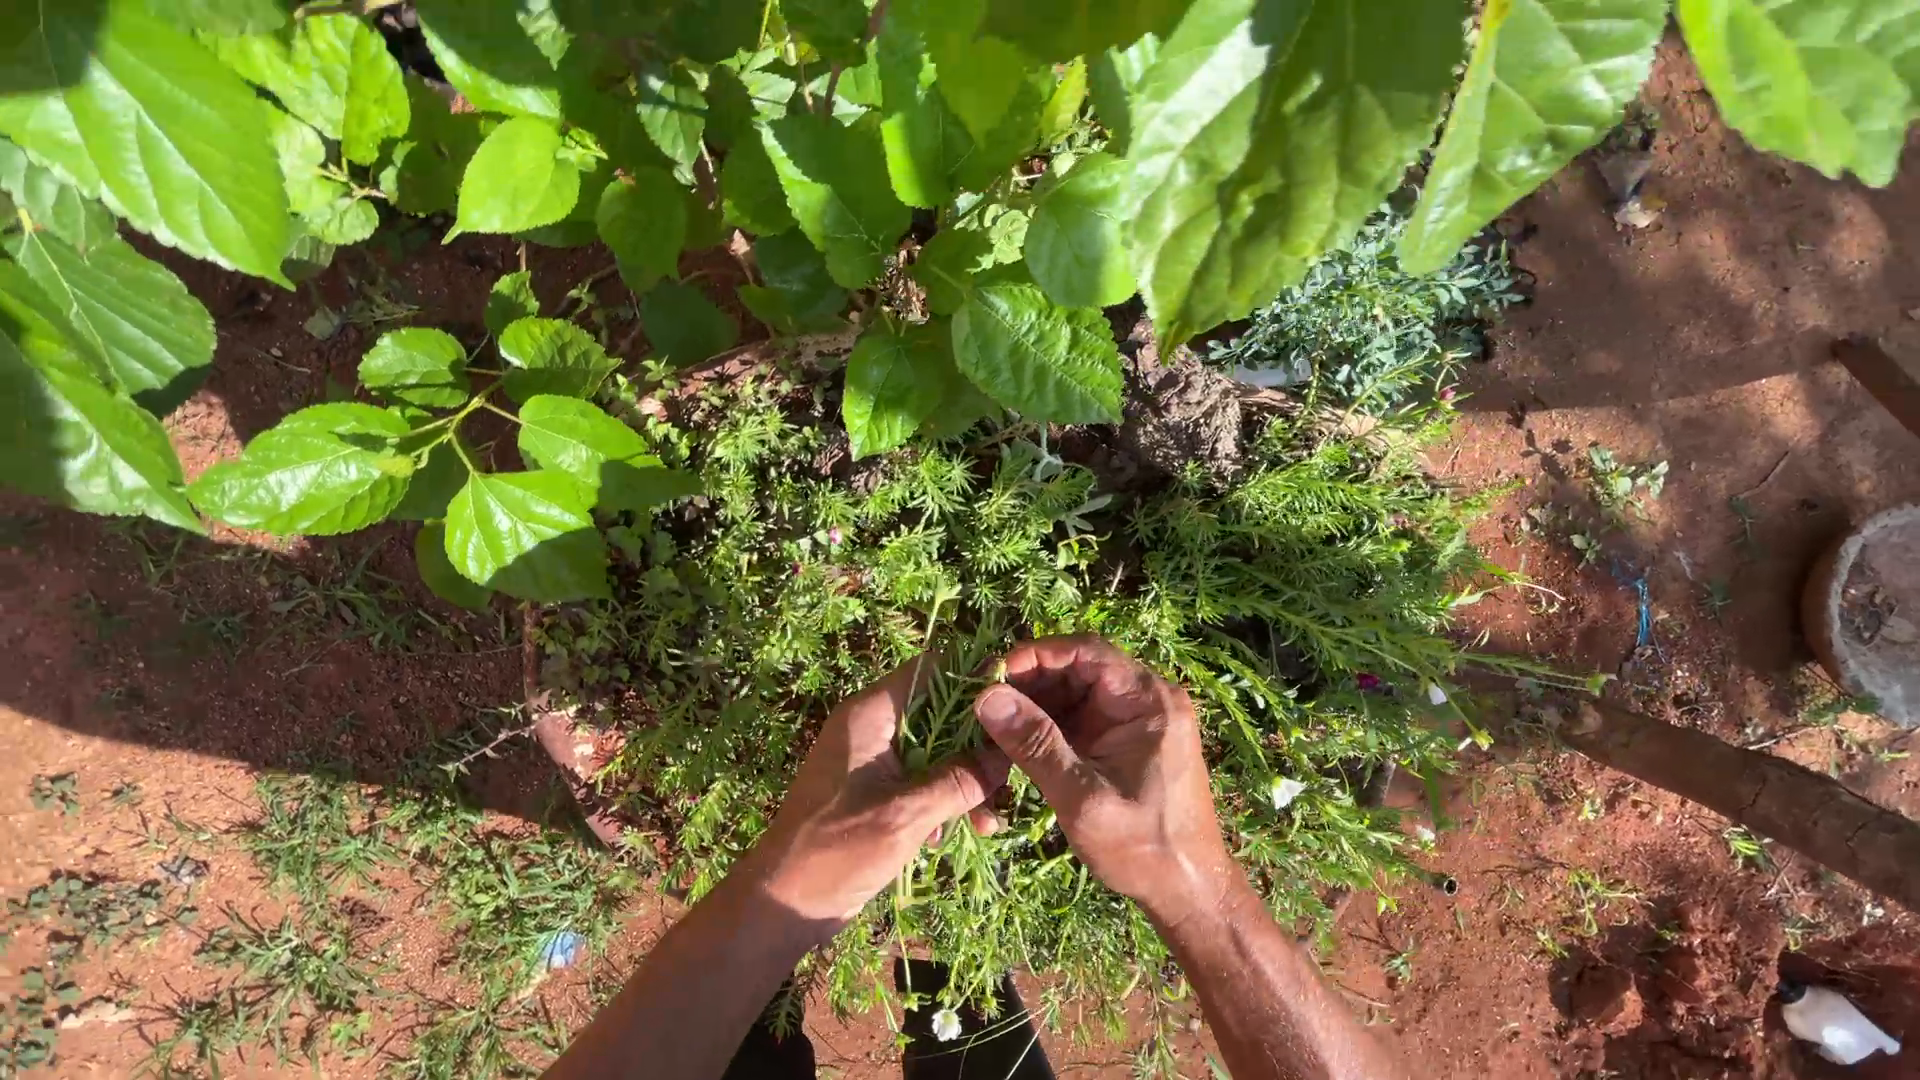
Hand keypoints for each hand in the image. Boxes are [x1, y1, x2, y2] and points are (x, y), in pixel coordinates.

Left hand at [743, 655, 1007, 929]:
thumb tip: (1006, 755)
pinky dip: (944, 800)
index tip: (1017, 700)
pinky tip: (964, 832)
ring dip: (965, 780)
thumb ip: (960, 780)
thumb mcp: (907, 814)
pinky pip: (922, 780)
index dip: (974, 678)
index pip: (930, 669)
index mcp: (870, 713)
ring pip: (936, 751)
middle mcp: (872, 726)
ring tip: (991, 819)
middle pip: (940, 713)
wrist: (782, 906)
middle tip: (1013, 769)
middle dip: (977, 743)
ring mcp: (874, 759)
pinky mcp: (877, 790)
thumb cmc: (837, 850)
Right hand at [973, 636, 1238, 927]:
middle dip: (1029, 681)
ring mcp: (1134, 720)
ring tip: (992, 725)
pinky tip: (1016, 743)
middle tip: (983, 703)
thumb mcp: (1083, 798)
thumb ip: (1036, 745)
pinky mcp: (1122, 741)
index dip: (1035, 654)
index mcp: (1148, 700)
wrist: (1189, 893)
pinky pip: (1079, 717)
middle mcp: (1145, 699)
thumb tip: (986, 697)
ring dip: (1033, 704)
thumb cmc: (1143, 848)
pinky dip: (1047, 725)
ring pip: (1073, 692)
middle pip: (1077, 668)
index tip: (991, 674)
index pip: (1086, 651)